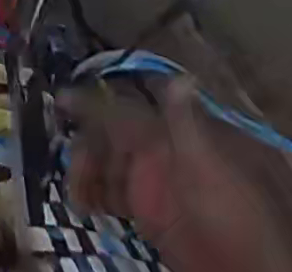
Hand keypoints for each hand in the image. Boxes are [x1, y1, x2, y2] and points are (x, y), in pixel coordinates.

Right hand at [63, 77, 291, 271]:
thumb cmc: (232, 216)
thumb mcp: (210, 166)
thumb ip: (186, 122)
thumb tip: (180, 77)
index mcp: (168, 137)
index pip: (120, 110)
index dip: (89, 103)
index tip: (59, 100)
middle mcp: (155, 155)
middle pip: (104, 139)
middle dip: (83, 150)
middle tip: (72, 173)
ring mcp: (150, 185)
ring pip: (103, 166)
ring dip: (85, 175)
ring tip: (78, 198)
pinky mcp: (148, 215)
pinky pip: (110, 195)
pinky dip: (93, 196)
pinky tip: (84, 206)